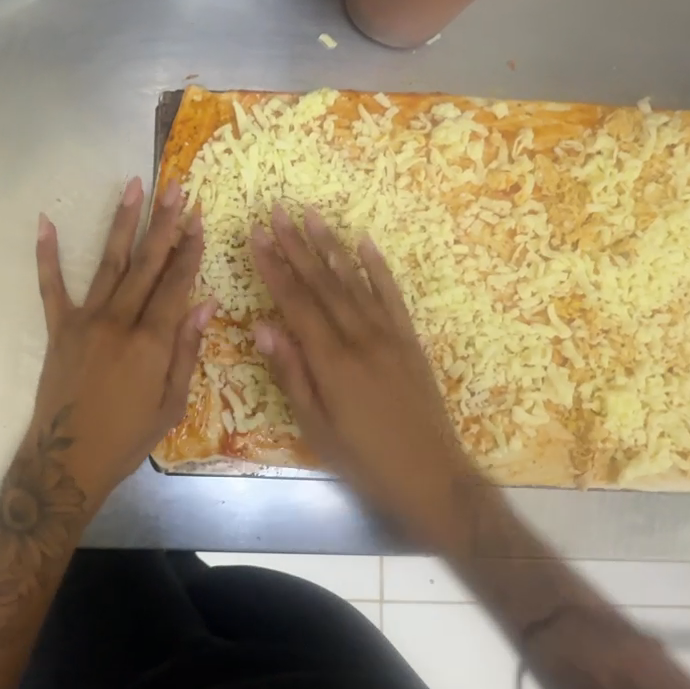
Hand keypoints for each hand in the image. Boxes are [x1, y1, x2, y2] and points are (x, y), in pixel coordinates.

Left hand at [30, 177, 214, 504]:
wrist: (68, 460)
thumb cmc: (127, 438)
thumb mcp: (171, 403)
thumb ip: (187, 350)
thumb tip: (206, 303)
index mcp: (152, 342)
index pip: (176, 284)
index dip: (190, 250)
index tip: (200, 218)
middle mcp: (119, 322)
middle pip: (146, 264)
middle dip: (164, 223)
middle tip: (175, 187)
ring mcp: (84, 321)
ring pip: (108, 263)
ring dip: (122, 223)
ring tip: (134, 187)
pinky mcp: (57, 328)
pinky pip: (51, 286)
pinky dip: (47, 254)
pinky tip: (45, 222)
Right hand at [249, 205, 482, 539]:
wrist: (433, 478)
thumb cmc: (364, 460)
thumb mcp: (316, 426)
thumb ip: (290, 373)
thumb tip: (261, 326)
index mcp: (332, 361)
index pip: (295, 302)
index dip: (273, 266)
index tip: (256, 235)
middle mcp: (361, 338)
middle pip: (323, 282)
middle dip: (297, 244)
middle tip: (278, 210)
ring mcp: (389, 336)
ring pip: (354, 281)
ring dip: (331, 246)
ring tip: (312, 215)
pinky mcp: (410, 341)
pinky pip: (391, 296)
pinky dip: (377, 268)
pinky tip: (364, 244)